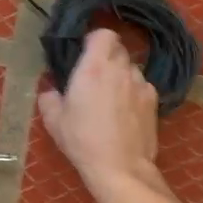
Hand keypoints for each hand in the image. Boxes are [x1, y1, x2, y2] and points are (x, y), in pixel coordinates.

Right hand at [37, 29, 164, 202]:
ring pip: (131, 68)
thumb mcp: (53, 120)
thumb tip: (51, 89)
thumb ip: (49, 97)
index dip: (94, 40)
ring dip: (120, 75)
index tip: (84, 53)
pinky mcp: (154, 102)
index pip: (104, 34)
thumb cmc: (82, 140)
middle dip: (106, 57)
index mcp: (93, 67)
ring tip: (110, 96)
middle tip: (93, 75)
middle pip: (118, 49)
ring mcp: (141, 85)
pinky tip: (125, 111)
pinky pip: (141, 86)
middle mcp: (120, 70)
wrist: (120, 168)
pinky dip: (133, 92)